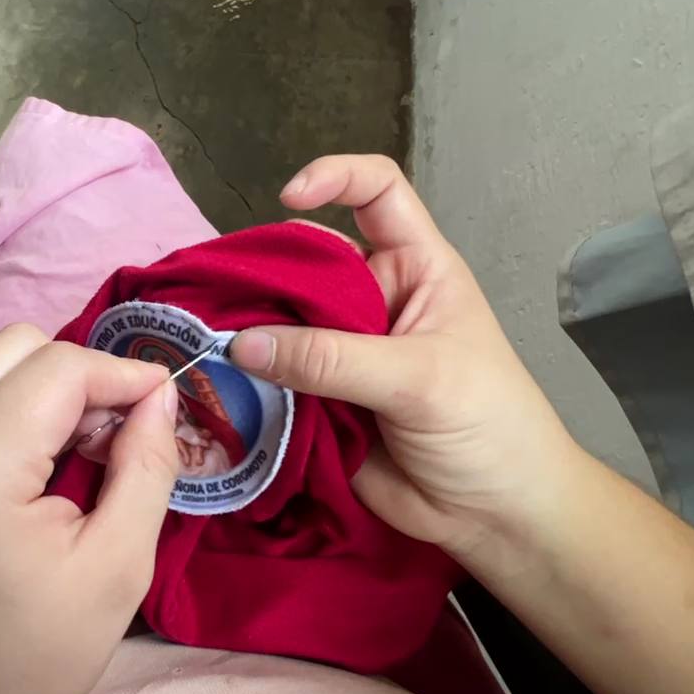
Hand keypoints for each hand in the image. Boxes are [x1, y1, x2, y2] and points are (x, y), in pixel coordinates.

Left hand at [0, 325, 179, 693]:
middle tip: (120, 433)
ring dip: (52, 388)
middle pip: (17, 347)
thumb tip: (161, 395)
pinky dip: (22, 406)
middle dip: (83, 375)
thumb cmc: (37, 659)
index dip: (121, 374)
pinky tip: (49, 461)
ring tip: (88, 451)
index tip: (166, 400)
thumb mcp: (118, 565)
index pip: (56, 369)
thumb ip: (146, 465)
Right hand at [227, 155, 594, 573]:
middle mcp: (370, 300)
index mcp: (413, 269)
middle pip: (306, 261)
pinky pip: (272, 376)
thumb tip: (242, 344)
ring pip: (279, 321)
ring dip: (245, 328)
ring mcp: (339, 349)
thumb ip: (332, 360)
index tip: (288, 197)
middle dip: (263, 270)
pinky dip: (245, 377)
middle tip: (212, 294)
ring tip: (200, 337)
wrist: (492, 515)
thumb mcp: (420, 379)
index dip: (335, 177)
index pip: (377, 194)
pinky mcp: (316, 396)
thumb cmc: (488, 425)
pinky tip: (213, 378)